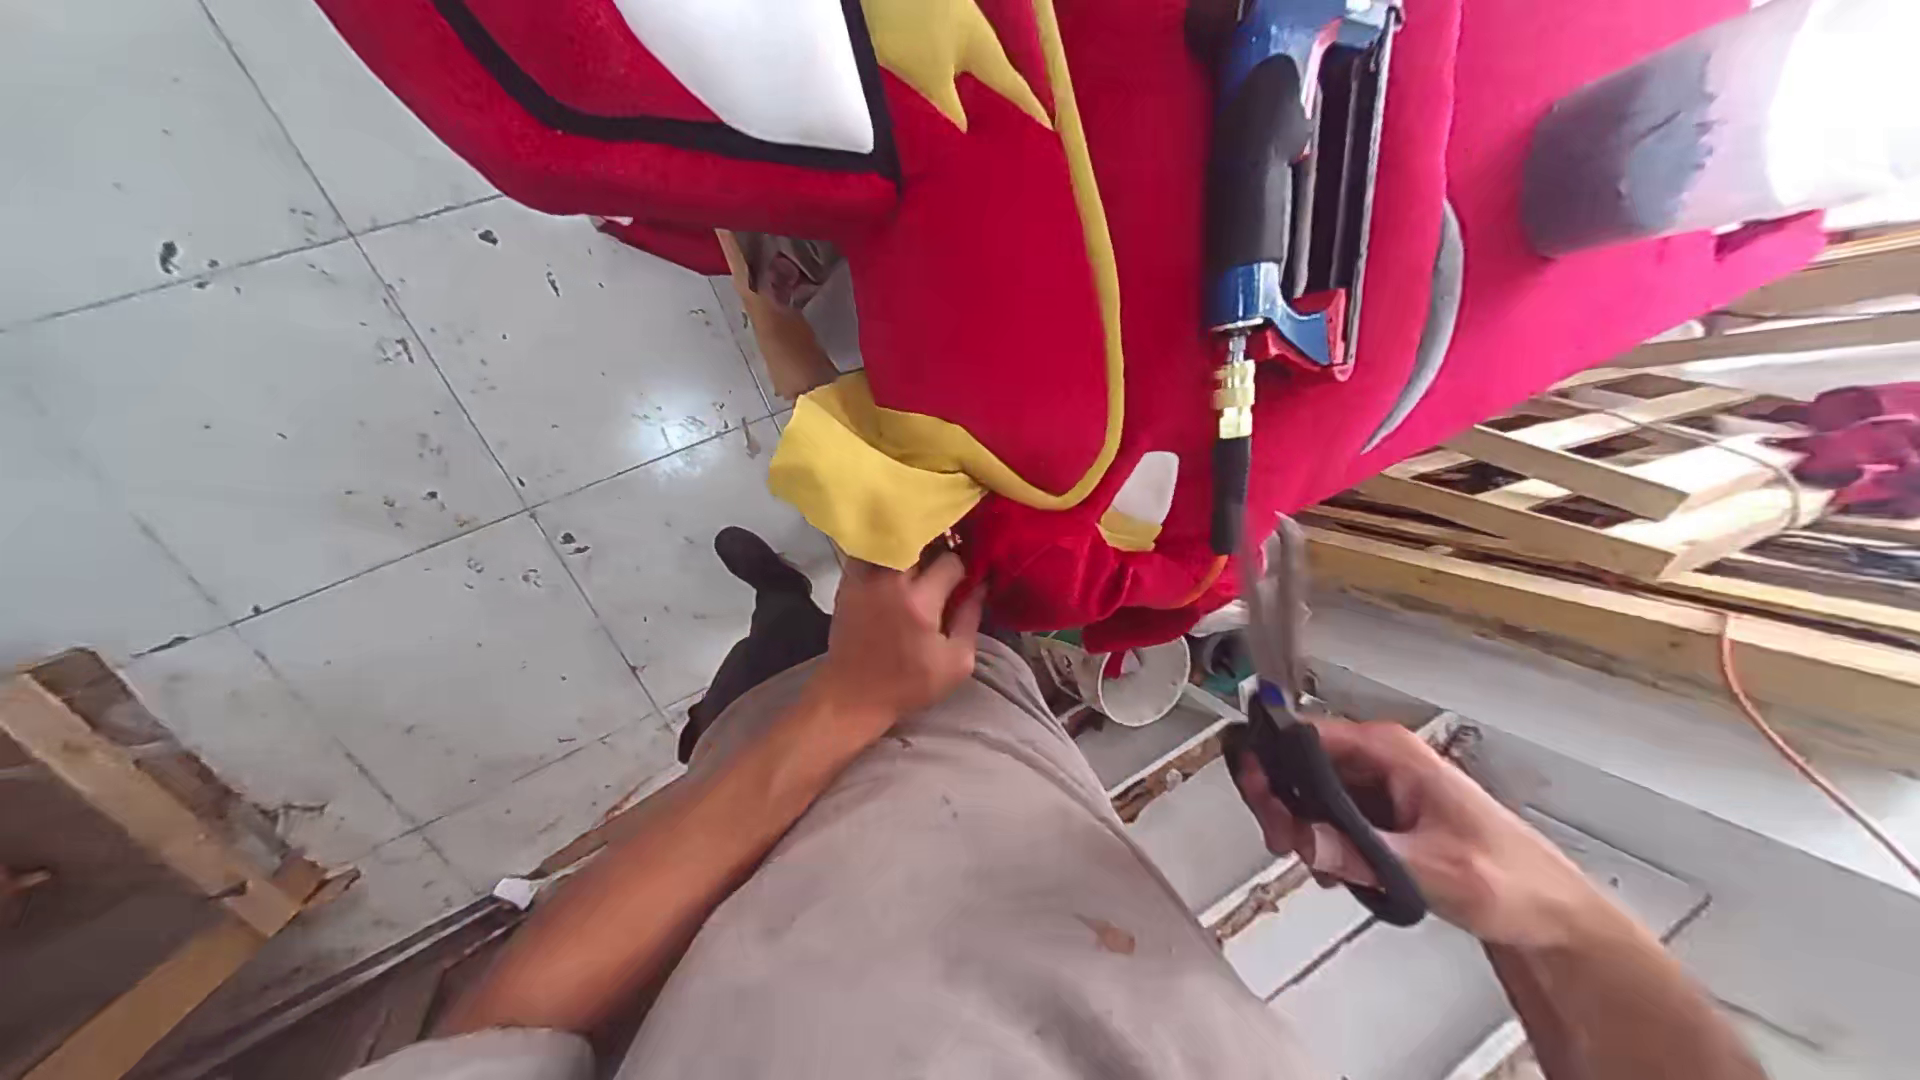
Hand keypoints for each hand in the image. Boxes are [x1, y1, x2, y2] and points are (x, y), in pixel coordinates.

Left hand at [807, 553, 985, 738]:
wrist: (853, 694)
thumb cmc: (908, 684)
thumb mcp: (956, 663)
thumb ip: (970, 619)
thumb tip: (980, 585)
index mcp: (920, 603)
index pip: (951, 562)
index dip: (963, 569)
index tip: (964, 580)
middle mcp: (890, 582)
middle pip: (922, 542)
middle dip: (938, 550)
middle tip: (944, 565)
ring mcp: (865, 578)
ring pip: (894, 541)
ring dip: (911, 545)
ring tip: (920, 560)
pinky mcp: (848, 581)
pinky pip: (870, 550)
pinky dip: (885, 550)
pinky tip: (894, 562)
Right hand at [1228, 720, 1610, 946]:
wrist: (1554, 919)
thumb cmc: (1513, 882)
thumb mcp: (1432, 870)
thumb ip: (1362, 854)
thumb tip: (1301, 839)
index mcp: (1390, 751)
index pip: (1308, 735)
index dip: (1273, 759)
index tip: (1256, 793)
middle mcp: (1378, 759)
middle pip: (1301, 763)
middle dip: (1281, 800)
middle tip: (1279, 839)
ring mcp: (1376, 785)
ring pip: (1310, 791)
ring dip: (1297, 824)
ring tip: (1307, 861)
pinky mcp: (1377, 813)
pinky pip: (1327, 814)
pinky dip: (1317, 839)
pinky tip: (1328, 868)